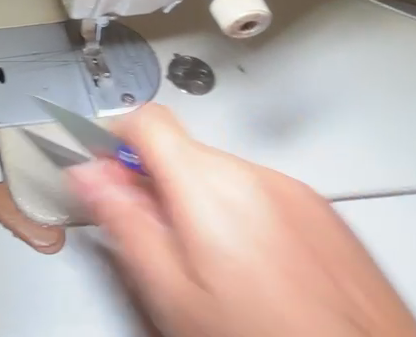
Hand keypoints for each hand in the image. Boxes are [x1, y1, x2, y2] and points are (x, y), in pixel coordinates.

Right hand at [69, 104, 415, 336]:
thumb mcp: (173, 295)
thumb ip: (123, 223)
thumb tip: (88, 175)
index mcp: (210, 185)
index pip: (144, 120)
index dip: (113, 139)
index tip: (104, 167)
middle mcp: (256, 176)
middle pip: (184, 153)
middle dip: (159, 186)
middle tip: (156, 242)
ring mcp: (298, 194)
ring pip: (224, 177)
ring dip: (204, 205)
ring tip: (215, 272)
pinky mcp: (327, 217)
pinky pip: (266, 198)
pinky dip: (248, 221)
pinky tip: (257, 275)